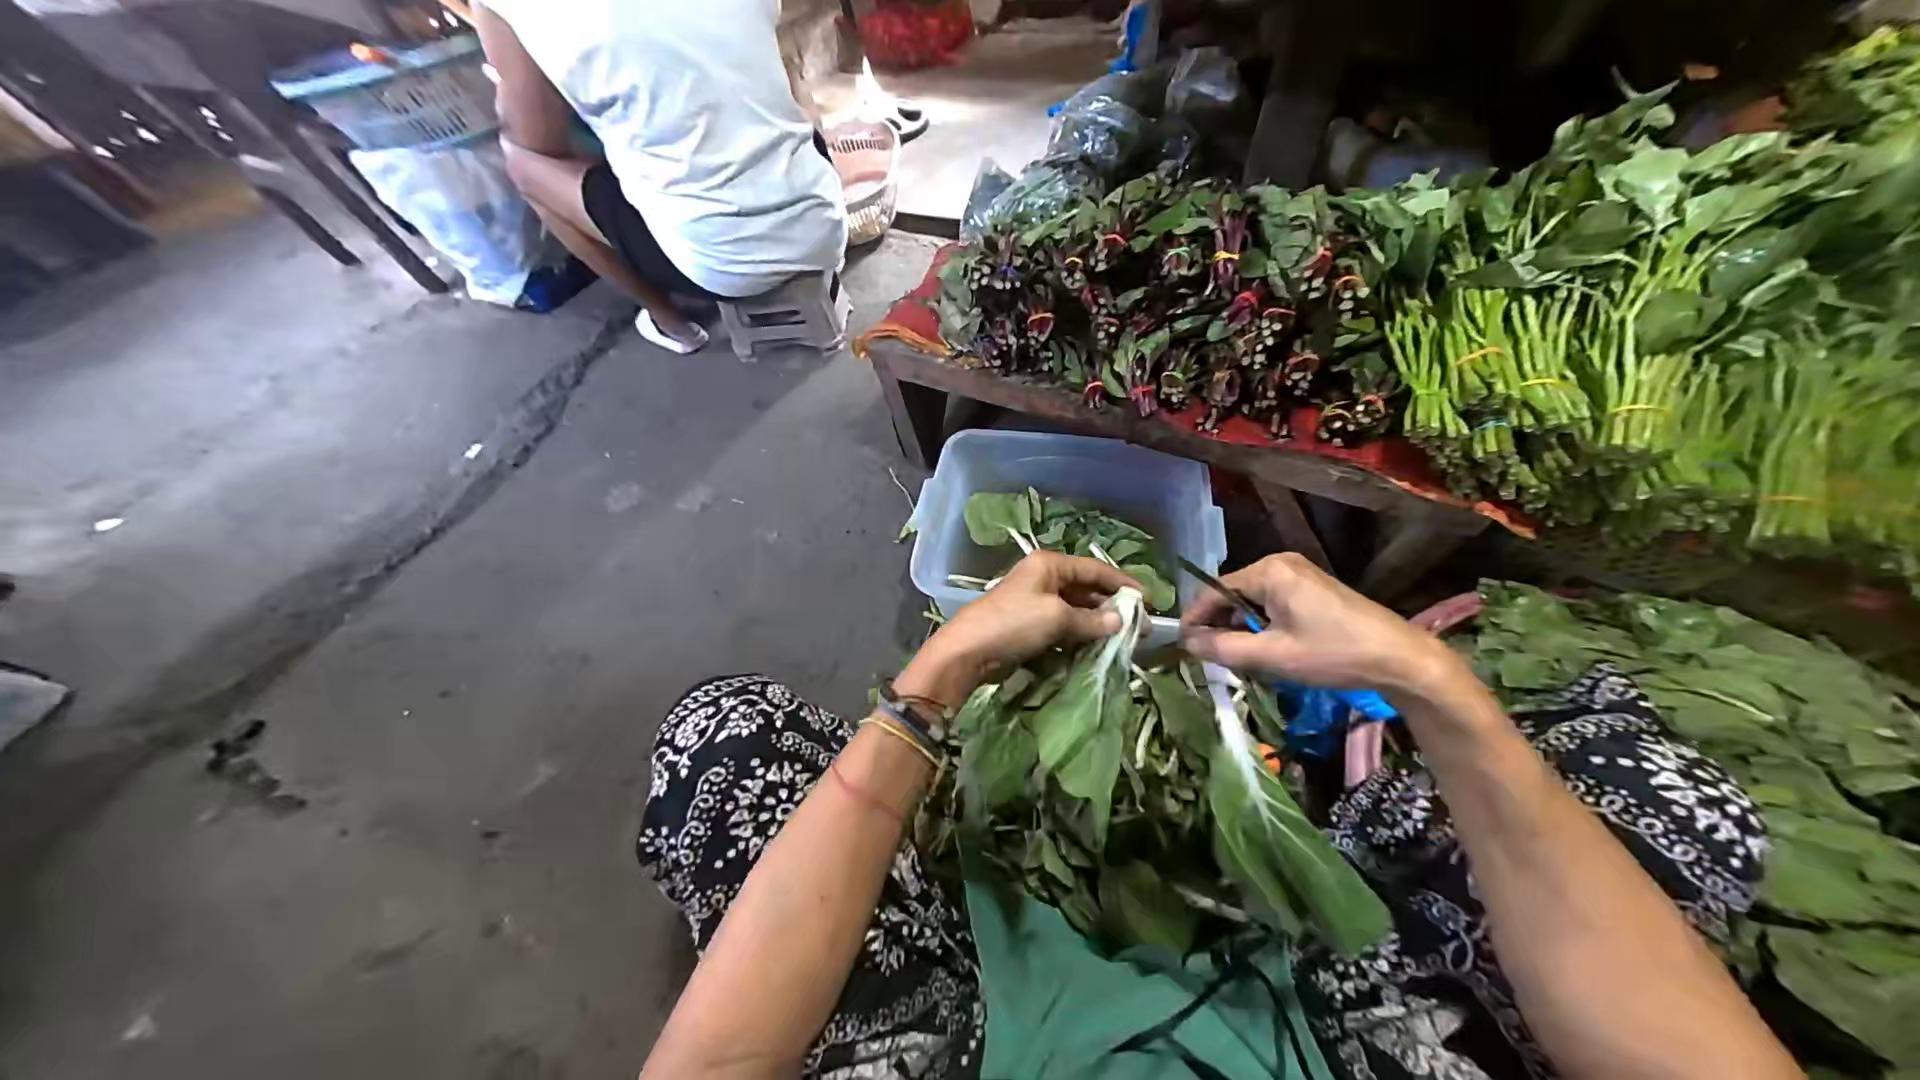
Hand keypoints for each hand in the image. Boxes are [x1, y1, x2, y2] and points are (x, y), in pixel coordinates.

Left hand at [896, 552, 1137, 707]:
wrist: (969, 651)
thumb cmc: (1014, 623)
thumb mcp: (1057, 617)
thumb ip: (1091, 620)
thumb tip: (1120, 621)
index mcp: (1049, 565)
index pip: (1095, 569)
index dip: (1122, 583)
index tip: (1148, 600)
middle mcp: (1044, 579)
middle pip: (1087, 589)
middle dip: (1113, 607)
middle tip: (1140, 628)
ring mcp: (1036, 603)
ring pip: (1076, 611)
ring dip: (1098, 624)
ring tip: (1124, 640)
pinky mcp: (1030, 626)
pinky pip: (1063, 628)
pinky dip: (1080, 636)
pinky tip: (1097, 649)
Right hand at [1179, 553, 1461, 698]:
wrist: (1401, 659)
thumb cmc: (1333, 653)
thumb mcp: (1272, 656)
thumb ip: (1223, 648)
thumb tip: (1187, 643)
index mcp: (1268, 571)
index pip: (1213, 590)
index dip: (1194, 618)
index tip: (1181, 644)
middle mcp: (1280, 563)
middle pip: (1231, 593)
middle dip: (1219, 624)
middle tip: (1211, 656)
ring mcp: (1298, 573)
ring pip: (1250, 599)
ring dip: (1240, 627)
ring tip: (1238, 656)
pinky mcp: (1311, 587)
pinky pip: (1270, 601)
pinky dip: (1260, 623)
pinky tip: (1264, 647)